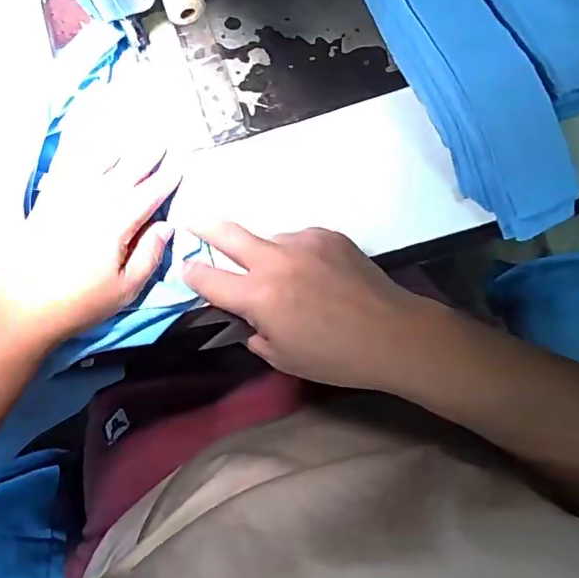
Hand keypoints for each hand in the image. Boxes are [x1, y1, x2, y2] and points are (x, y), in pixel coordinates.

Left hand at [0, 145, 179, 352]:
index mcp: (117, 222)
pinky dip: (77, 155)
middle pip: (124, 171)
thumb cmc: (80, 302)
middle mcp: (93, 201)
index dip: (165, 180)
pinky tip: (82, 148)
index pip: (148, 194)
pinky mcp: (46, 201)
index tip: (179, 167)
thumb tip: (165, 226)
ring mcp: (66, 197)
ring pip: (94, 164)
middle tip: (159, 142)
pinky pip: (65, 169)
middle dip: (144, 156)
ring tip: (126, 141)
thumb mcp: (125, 288)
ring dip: (113, 151)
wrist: (23, 306)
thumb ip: (149, 254)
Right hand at [182, 222, 454, 392]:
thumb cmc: (335, 356)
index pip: (209, 279)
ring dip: (267, 253)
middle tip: (190, 219)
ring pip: (270, 240)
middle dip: (203, 226)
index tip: (185, 268)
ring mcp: (303, 242)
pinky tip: (317, 273)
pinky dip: (299, 254)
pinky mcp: (328, 235)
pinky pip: (300, 240)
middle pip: (227, 234)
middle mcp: (274, 261)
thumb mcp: (283, 358)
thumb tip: (250, 317)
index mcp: (259, 296)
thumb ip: (256, 333)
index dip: (192, 274)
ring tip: (289, 277)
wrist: (393, 333)